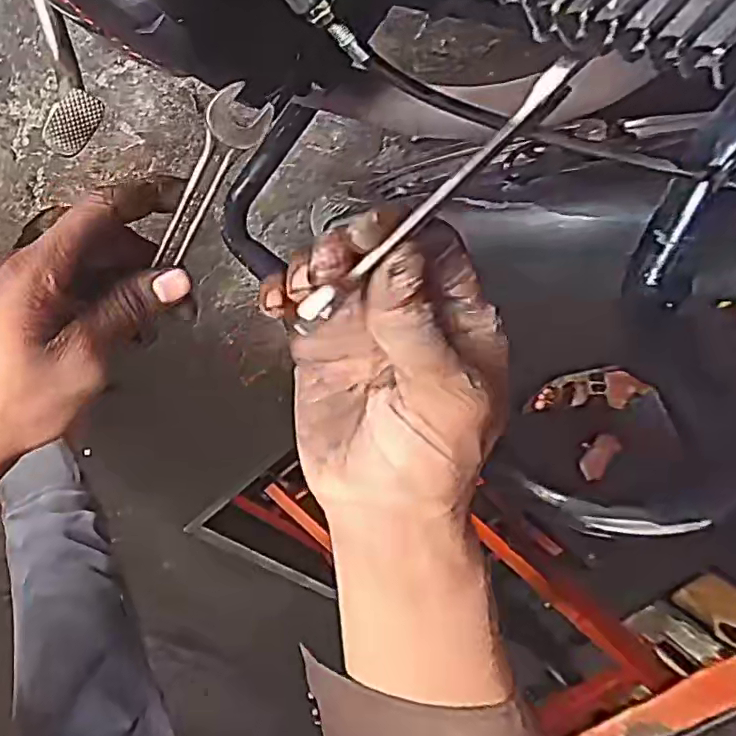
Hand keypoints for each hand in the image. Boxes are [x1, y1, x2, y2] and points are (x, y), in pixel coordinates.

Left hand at [0, 178, 191, 482]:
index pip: (94, 211)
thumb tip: (168, 281)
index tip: (172, 198)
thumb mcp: (82, 359)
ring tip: (151, 312)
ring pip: (87, 261)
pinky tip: (122, 324)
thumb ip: (127, 311)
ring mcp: (23, 287)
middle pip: (95, 237)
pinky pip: (73, 283)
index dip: (140, 200)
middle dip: (140, 255)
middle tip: (171, 283)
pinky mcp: (25, 306)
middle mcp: (24, 271)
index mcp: (34, 272)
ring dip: (124, 279)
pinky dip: (103, 296)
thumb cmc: (9, 407)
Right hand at [260, 209, 507, 524]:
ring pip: (332, 269)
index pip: (433, 250)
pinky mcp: (316, 343)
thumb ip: (415, 324)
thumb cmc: (429, 462)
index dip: (405, 233)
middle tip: (335, 257)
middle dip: (351, 244)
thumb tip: (398, 261)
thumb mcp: (442, 391)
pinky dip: (282, 291)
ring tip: (307, 283)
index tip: (377, 235)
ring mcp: (358, 326)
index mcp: (454, 320)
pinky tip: (281, 300)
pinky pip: (296, 300)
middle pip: (376, 251)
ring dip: (313, 264)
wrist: (377, 503)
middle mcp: (404, 314)